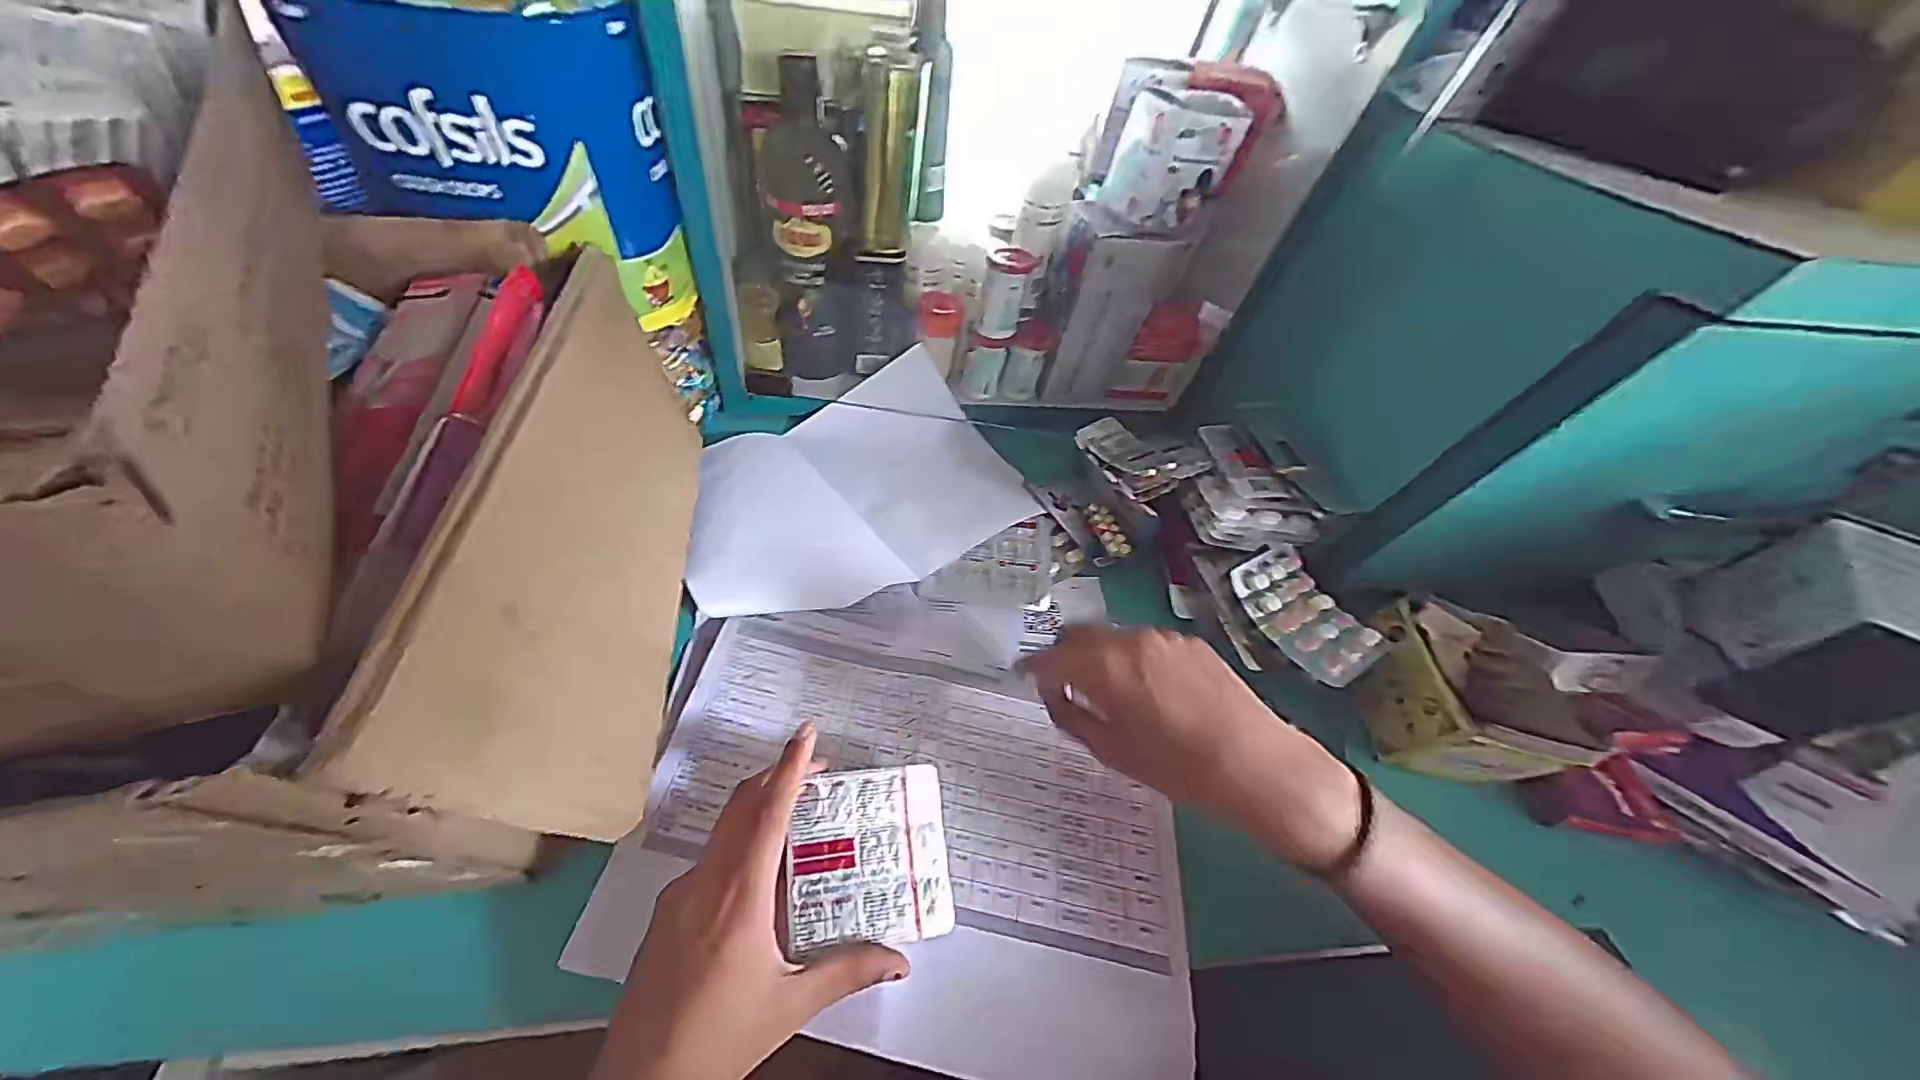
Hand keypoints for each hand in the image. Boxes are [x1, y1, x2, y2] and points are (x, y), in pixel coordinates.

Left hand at [594, 725, 908, 1079]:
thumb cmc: (715, 1041)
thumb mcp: (791, 1003)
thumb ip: (848, 971)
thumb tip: (896, 960)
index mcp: (739, 898)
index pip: (768, 814)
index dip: (790, 768)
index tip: (805, 735)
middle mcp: (705, 884)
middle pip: (741, 806)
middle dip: (778, 776)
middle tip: (815, 769)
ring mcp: (679, 895)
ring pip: (724, 830)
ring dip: (759, 809)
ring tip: (797, 818)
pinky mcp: (666, 912)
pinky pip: (710, 860)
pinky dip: (739, 845)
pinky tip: (759, 876)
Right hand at [1020, 625, 1360, 870]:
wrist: (1256, 765)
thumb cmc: (1178, 768)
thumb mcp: (1112, 750)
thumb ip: (1071, 714)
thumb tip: (1053, 695)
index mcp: (1105, 666)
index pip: (1052, 656)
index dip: (1033, 667)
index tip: (1026, 676)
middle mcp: (1131, 640)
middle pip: (1081, 634)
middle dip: (1064, 654)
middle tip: (1061, 682)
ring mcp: (1164, 638)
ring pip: (1114, 637)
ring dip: (1099, 655)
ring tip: (1107, 689)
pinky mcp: (1191, 644)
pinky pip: (1146, 644)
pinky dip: (1132, 658)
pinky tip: (1146, 689)